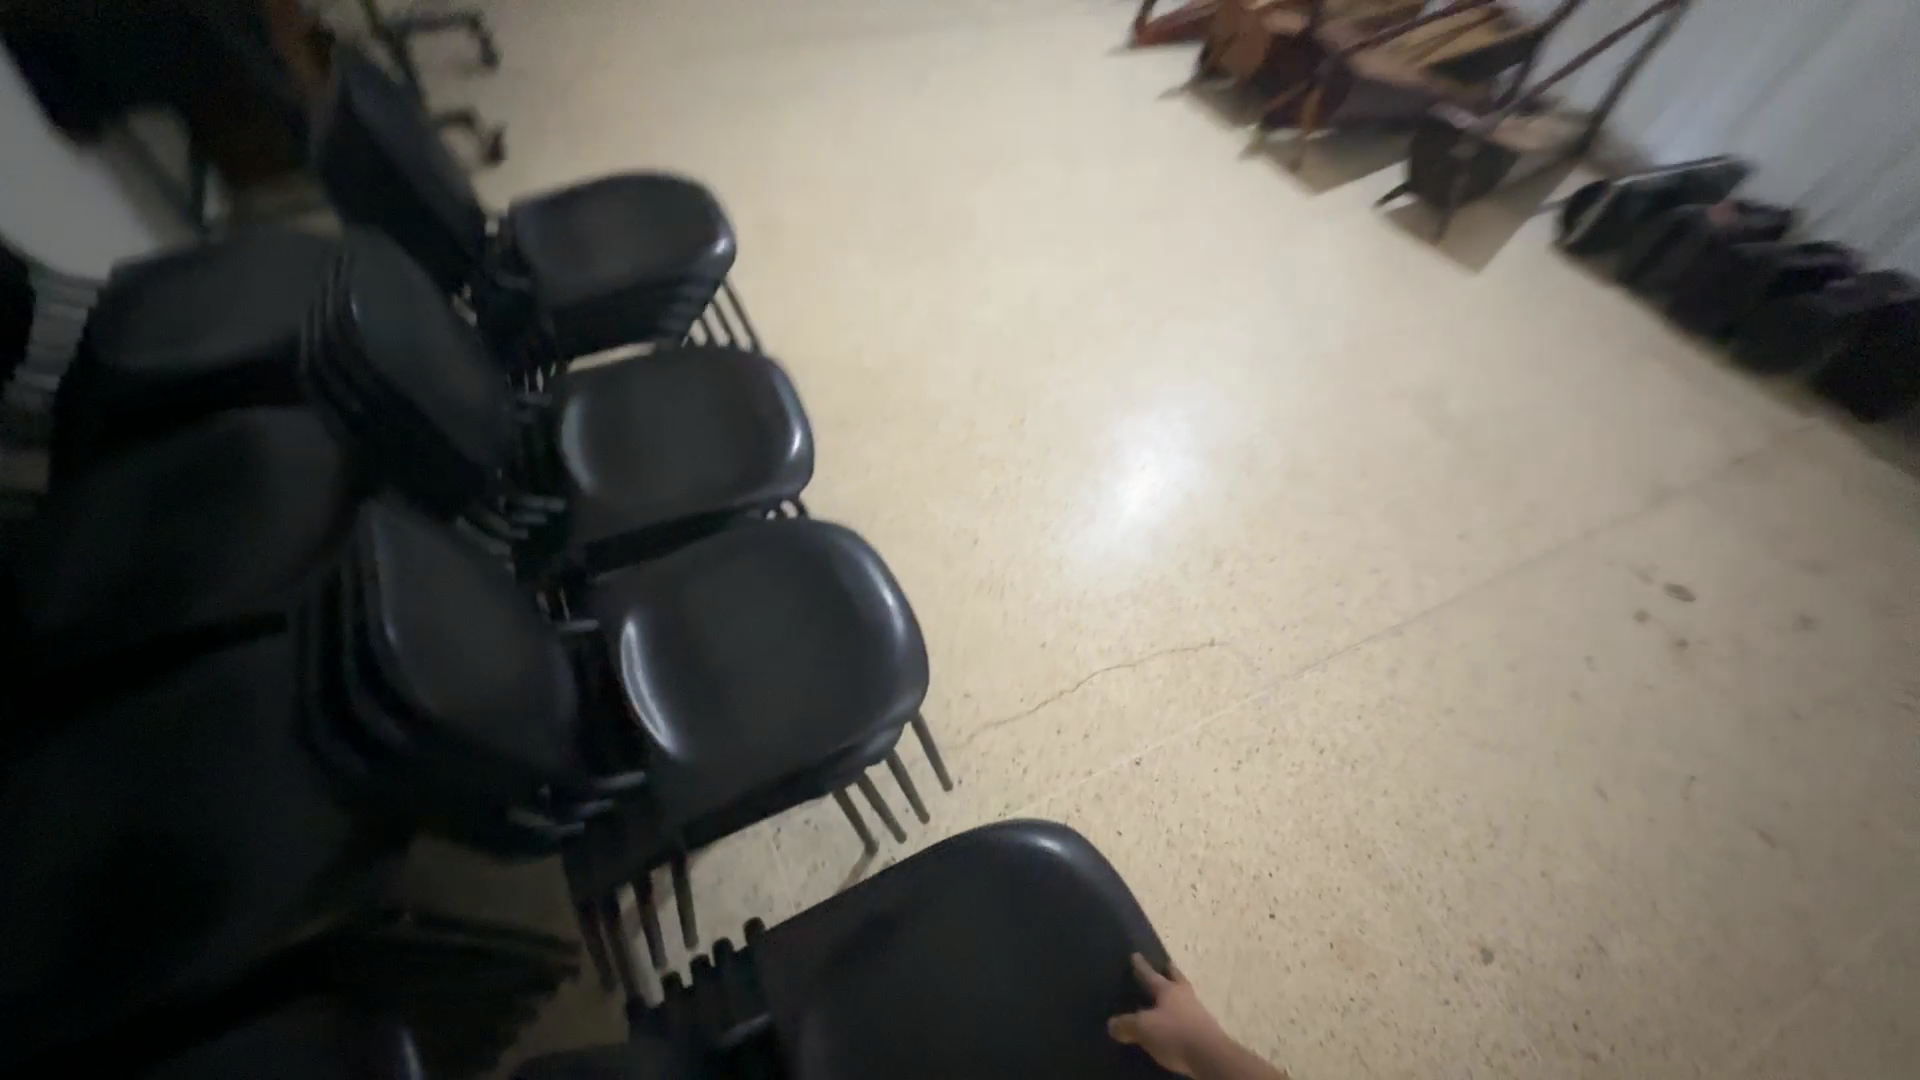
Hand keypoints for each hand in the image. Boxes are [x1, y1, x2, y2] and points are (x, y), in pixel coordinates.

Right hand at [1107, 953, 1227, 1076]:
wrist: (1210, 1056)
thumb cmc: (1174, 1033)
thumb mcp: (1144, 1029)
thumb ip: (1127, 1025)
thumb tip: (1111, 1024)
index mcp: (1168, 990)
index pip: (1150, 974)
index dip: (1142, 966)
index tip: (1136, 955)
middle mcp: (1184, 996)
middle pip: (1176, 979)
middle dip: (1170, 972)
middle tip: (1166, 965)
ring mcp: (1199, 1012)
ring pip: (1186, 996)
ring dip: (1179, 995)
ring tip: (1172, 997)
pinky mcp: (1207, 1030)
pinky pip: (1191, 1016)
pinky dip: (1184, 1015)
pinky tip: (1180, 1021)